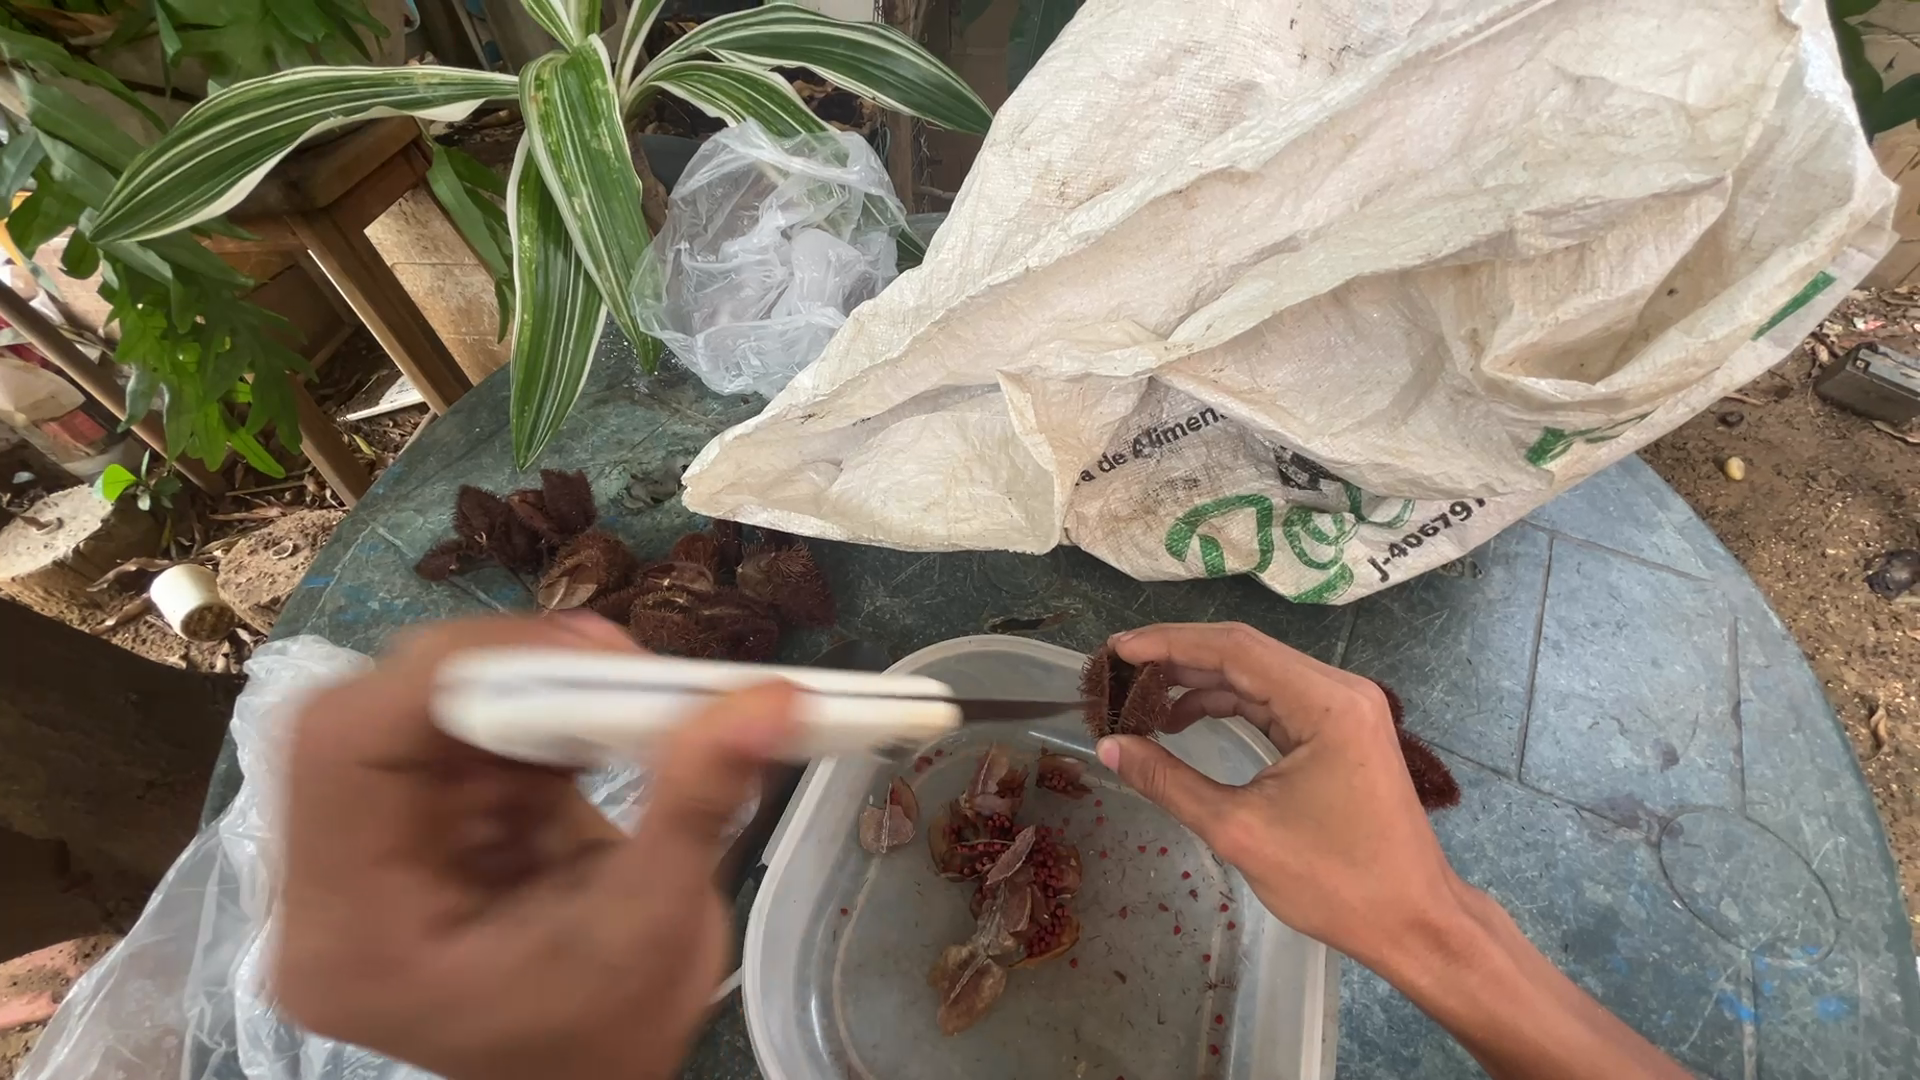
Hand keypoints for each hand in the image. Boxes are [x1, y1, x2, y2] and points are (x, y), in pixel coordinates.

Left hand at [274, 614, 798, 1079]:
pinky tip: (615, 711)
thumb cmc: (613, 1030)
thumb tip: (774, 696)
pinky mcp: (451, 813)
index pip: (347, 745)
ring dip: (542, 679)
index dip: (459, 671)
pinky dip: (558, 702)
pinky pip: (488, 725)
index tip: (591, 656)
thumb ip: (701, 800)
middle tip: (618, 659)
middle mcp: (349, 869)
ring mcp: (399, 836)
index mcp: (355, 925)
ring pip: (441, 704)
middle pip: (384, 710)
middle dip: (508, 667)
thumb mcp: (659, 918)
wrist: (605, 1071)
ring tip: (632, 682)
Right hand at [1093, 622, 1463, 973]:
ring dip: (1197, 679)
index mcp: (1325, 703)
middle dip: (1177, 656)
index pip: (1233, 648)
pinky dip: (1224, 701)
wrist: (1418, 926)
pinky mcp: (1335, 726)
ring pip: (1253, 672)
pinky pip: (1269, 697)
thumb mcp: (1239, 831)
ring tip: (1143, 694)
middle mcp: (1337, 689)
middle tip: (1120, 667)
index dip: (1169, 642)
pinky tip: (1184, 717)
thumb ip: (1168, 781)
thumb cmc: (1336, 882)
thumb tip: (1109, 747)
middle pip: (1242, 651)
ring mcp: (1340, 706)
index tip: (1117, 649)